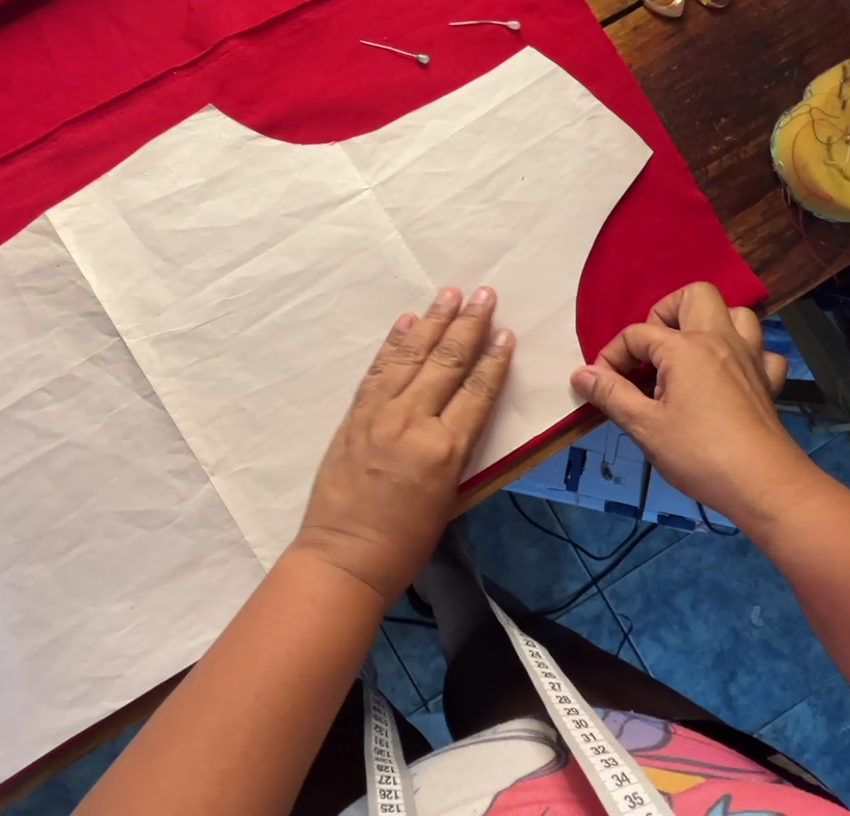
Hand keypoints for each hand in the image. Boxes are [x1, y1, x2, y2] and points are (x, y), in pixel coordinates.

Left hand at [293, 286, 513, 604]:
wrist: (344, 556)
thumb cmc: (405, 543)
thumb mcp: (448, 498)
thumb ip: (457, 450)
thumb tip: (464, 412)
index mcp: (446, 450)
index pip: (477, 392)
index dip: (494, 360)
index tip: (505, 332)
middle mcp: (413, 422)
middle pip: (446, 363)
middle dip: (468, 325)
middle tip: (484, 293)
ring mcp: (379, 414)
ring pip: (411, 357)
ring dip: (432, 321)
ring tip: (449, 293)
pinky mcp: (354, 414)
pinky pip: (378, 370)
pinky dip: (393, 343)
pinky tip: (406, 321)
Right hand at [571, 283, 817, 526]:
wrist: (763, 485)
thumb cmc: (698, 453)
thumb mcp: (643, 426)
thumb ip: (610, 394)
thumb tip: (581, 374)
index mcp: (685, 347)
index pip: (636, 334)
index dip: (611, 357)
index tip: (602, 386)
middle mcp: (720, 340)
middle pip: (694, 295)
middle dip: (665, 313)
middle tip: (650, 350)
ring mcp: (749, 358)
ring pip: (736, 313)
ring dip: (709, 324)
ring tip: (688, 354)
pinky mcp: (767, 381)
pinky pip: (761, 351)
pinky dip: (743, 354)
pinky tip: (727, 375)